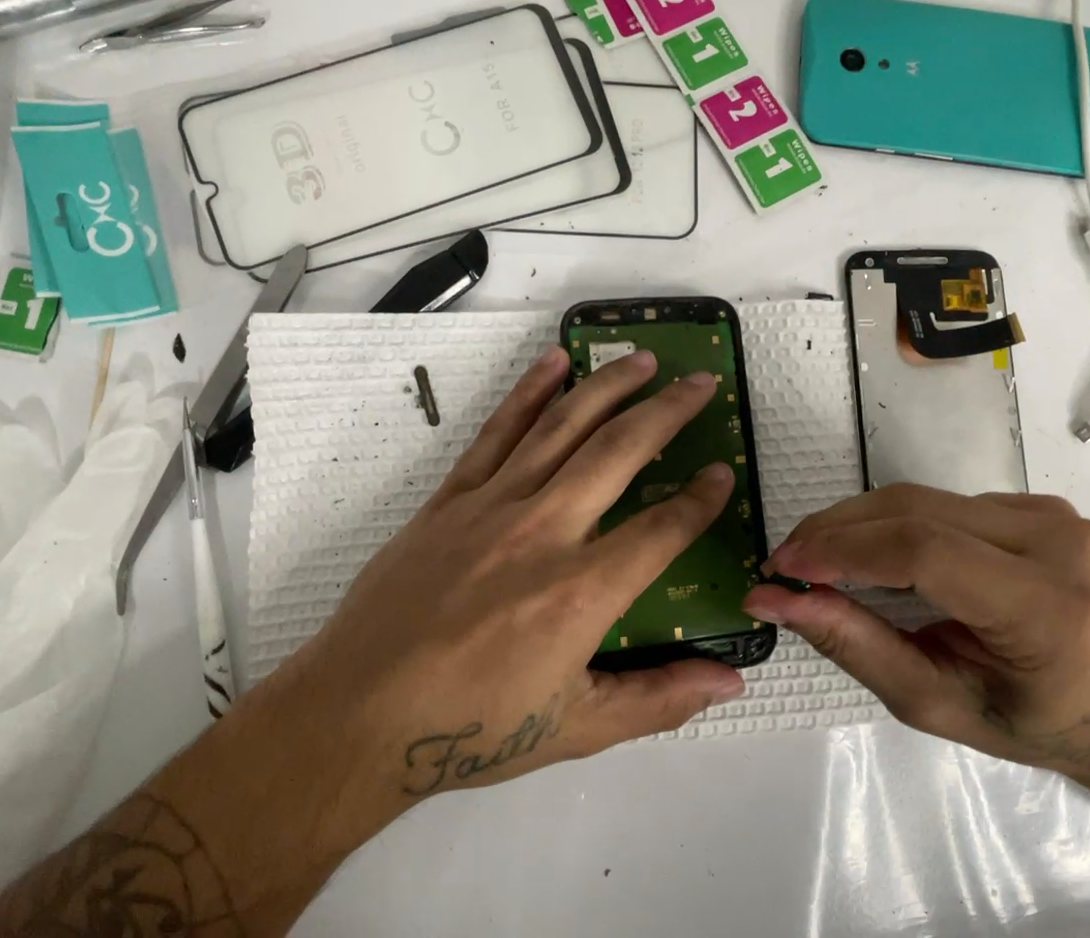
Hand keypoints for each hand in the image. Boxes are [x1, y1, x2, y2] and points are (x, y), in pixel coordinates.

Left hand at [266, 346, 745, 812]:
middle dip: (668, 411)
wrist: (359, 713)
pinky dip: (528, 392)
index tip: (724, 473)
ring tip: (643, 359)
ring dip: (607, 385)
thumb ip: (659, 700)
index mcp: (582, 592)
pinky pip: (496, 432)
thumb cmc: (470, 730)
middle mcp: (543, 532)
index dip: (701, 499)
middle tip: (701, 383)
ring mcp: (491, 506)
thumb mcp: (577, 729)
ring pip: (561, 426)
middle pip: (619, 451)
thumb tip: (731, 683)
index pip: (663, 529)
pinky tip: (553, 362)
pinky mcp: (449, 499)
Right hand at [741, 485, 1089, 785]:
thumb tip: (770, 599)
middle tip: (784, 563)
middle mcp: (1062, 546)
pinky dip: (895, 526)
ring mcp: (1057, 516)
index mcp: (1050, 613)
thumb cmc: (1030, 724)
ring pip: (924, 499)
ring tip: (818, 561)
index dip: (843, 550)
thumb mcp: (934, 704)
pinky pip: (944, 504)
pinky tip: (878, 558)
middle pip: (918, 512)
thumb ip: (853, 645)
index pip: (926, 553)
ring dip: (859, 525)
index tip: (781, 568)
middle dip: (836, 531)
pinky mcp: (1042, 504)